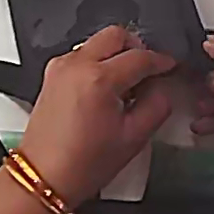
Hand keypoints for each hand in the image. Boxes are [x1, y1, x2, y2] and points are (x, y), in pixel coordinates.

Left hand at [17, 25, 177, 202]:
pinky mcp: (52, 73)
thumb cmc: (82, 164)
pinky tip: (105, 90)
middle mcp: (77, 64)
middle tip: (148, 70)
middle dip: (137, 48)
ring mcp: (61, 66)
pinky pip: (82, 55)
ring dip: (116, 55)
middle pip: (116, 35)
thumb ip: (157, 105)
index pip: (140, 56)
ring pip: (98, 42)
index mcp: (99, 78)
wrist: (44, 177)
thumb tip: (163, 86)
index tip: (169, 66)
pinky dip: (98, 63)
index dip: (161, 61)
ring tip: (126, 85)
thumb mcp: (134, 138)